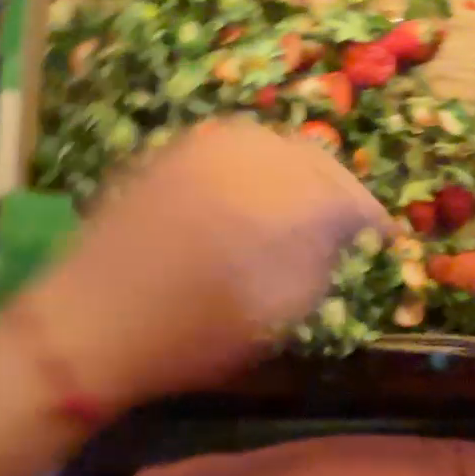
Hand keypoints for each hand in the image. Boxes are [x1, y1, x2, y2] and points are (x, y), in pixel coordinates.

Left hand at [16, 119, 388, 409]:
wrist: (94, 318)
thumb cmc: (196, 330)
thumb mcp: (283, 308)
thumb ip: (323, 257)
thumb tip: (341, 229)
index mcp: (290, 196)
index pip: (351, 197)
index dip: (370, 220)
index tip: (380, 240)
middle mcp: (255, 154)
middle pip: (317, 161)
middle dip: (335, 192)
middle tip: (342, 223)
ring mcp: (210, 145)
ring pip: (275, 147)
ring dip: (295, 174)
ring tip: (297, 208)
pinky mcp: (175, 150)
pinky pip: (234, 148)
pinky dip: (254, 168)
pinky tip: (249, 196)